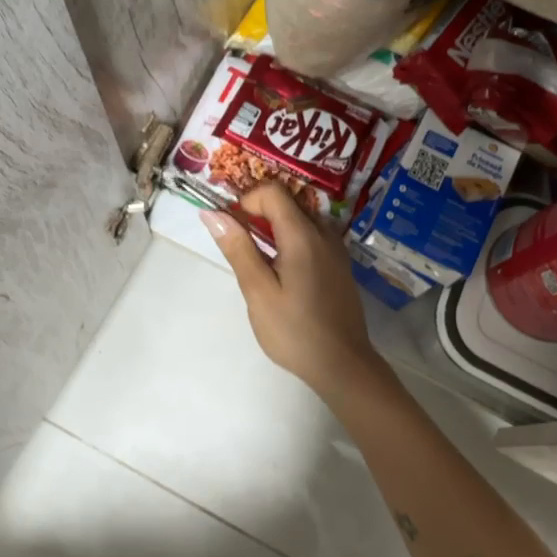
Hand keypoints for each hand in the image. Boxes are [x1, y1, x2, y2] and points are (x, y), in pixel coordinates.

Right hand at [201, 183, 386, 399]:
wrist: (343, 365)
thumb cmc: (295, 331)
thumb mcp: (258, 292)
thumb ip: (238, 249)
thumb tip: (213, 214)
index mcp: (303, 235)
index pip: (272, 191)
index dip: (246, 201)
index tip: (232, 229)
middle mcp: (324, 234)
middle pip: (287, 203)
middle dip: (258, 214)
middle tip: (241, 249)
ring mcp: (336, 249)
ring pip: (300, 220)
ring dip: (275, 229)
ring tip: (260, 264)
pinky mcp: (340, 265)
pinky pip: (312, 237)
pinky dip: (292, 242)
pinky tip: (283, 275)